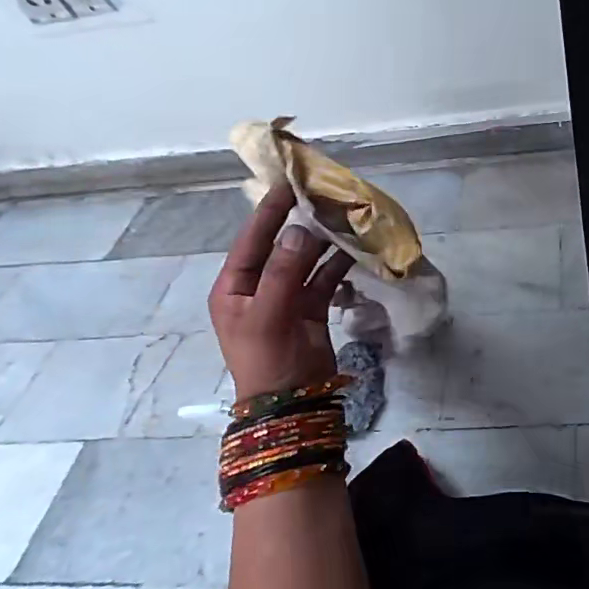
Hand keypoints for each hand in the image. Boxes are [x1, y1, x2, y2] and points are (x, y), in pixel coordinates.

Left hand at [210, 184, 355, 399]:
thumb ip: (282, 271)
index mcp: (235, 286)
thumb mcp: (267, 315)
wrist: (289, 406)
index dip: (269, 211)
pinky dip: (337, 266)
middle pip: (281, 246)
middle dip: (302, 223)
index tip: (288, 182)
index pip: (252, 239)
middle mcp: (258, 286)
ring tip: (345, 218)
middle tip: (324, 195)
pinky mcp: (310, 310)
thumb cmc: (265, 360)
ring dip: (323, 242)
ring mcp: (286, 298)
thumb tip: (300, 230)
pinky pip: (323, 280)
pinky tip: (354, 250)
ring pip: (305, 261)